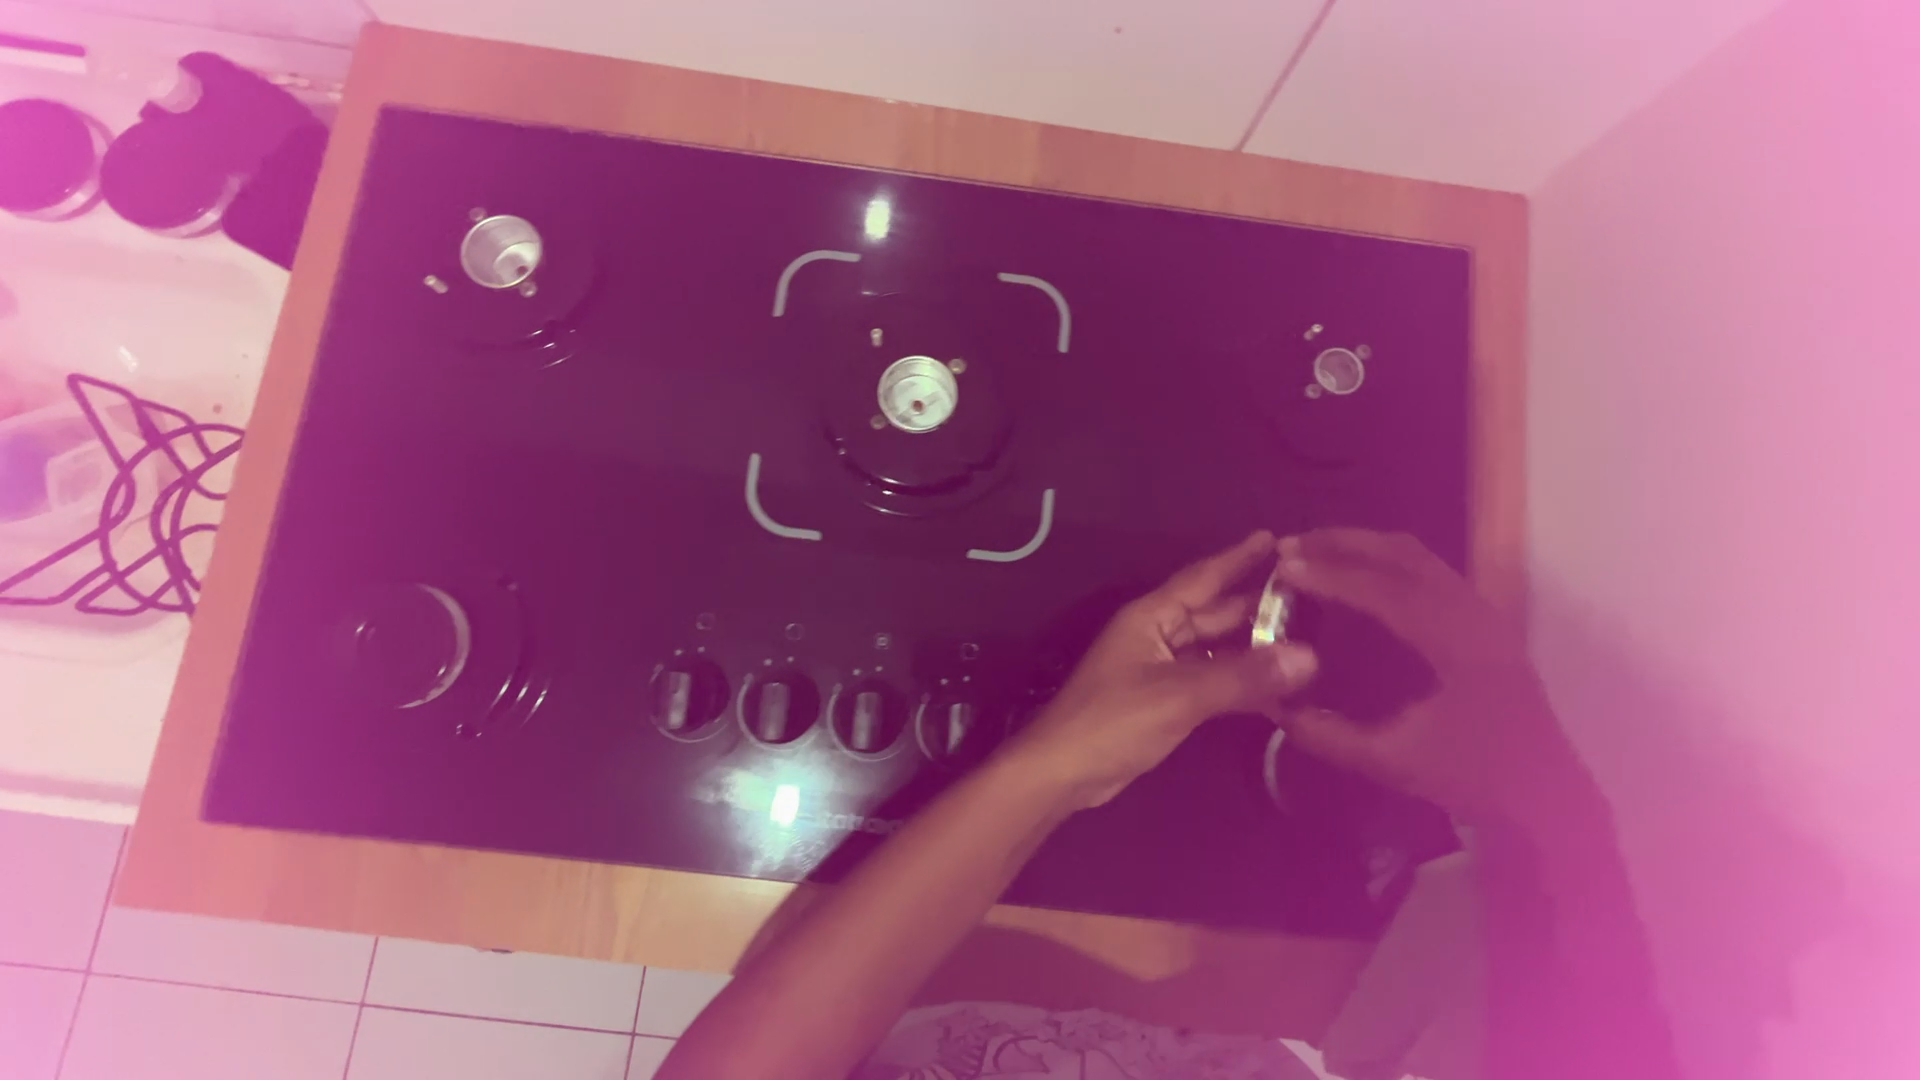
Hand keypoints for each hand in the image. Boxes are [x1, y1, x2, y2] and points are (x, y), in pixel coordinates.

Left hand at [1003, 531, 1319, 809]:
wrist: (1065, 771)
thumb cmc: (1113, 722)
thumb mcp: (1179, 696)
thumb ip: (1241, 677)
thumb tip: (1309, 657)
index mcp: (1152, 616)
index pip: (1204, 578)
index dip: (1239, 558)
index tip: (1277, 538)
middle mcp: (1158, 634)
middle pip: (1215, 613)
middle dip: (1260, 607)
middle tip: (1317, 598)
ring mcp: (1161, 667)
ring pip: (1216, 647)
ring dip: (1256, 646)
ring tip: (1312, 640)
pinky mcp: (1165, 698)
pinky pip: (1211, 678)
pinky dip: (1241, 679)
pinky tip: (1278, 686)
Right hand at [1270, 529, 1600, 830]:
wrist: (1549, 795)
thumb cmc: (1475, 777)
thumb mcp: (1393, 763)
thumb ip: (1328, 734)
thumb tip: (1275, 706)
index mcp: (1457, 645)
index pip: (1386, 590)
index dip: (1330, 575)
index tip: (1283, 568)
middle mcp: (1473, 614)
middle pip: (1403, 554)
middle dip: (1342, 543)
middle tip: (1288, 546)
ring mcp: (1480, 612)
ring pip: (1417, 556)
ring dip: (1361, 547)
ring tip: (1311, 551)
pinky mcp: (1478, 619)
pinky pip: (1425, 570)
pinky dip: (1381, 560)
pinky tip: (1352, 574)